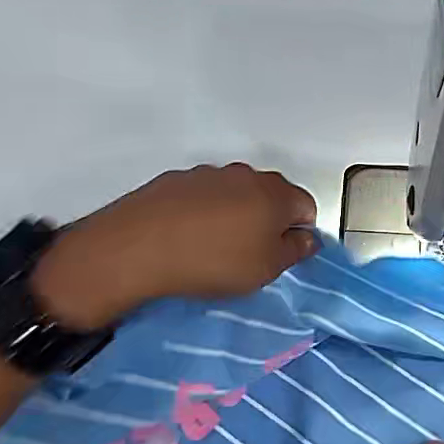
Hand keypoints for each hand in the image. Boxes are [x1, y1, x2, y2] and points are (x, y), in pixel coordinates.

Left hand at [31, 163, 318, 328]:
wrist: (136, 248)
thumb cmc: (212, 260)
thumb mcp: (265, 269)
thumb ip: (295, 251)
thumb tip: (306, 239)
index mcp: (275, 194)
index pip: (307, 206)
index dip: (300, 232)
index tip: (284, 254)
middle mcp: (245, 175)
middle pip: (271, 195)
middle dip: (269, 220)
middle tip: (253, 253)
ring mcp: (208, 173)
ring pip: (236, 193)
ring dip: (235, 214)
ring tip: (216, 248)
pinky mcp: (176, 180)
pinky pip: (203, 195)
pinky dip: (203, 212)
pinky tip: (188, 237)